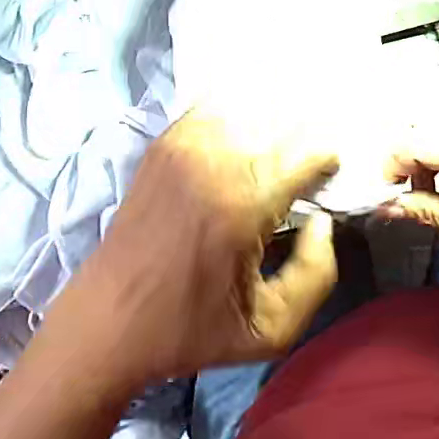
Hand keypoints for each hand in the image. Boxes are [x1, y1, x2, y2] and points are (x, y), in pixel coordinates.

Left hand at [37, 108, 339, 395]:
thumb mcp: (271, 329)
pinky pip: (210, 110)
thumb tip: (323, 221)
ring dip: (268, 121)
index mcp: (244, 204)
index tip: (329, 176)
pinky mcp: (162, 144)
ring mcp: (183, 145)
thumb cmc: (190, 328)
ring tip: (277, 146)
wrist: (109, 318)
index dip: (326, 162)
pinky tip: (240, 133)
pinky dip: (232, 114)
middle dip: (301, 139)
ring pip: (245, 109)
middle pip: (279, 124)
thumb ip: (317, 274)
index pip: (307, 154)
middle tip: (306, 164)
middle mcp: (214, 161)